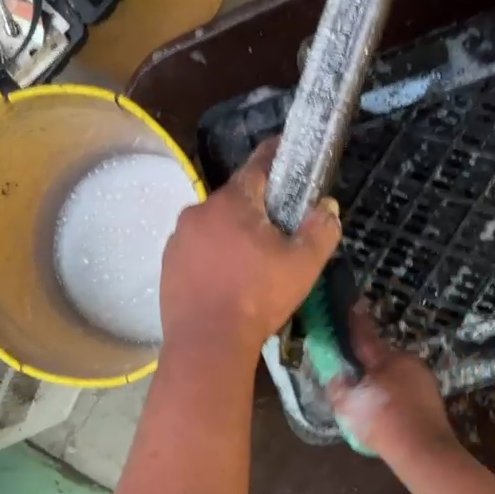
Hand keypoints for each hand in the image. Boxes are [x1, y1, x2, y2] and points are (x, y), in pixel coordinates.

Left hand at [160, 139, 340, 361]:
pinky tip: (226, 280)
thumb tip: (327, 208)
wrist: (206, 343)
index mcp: (232, 201)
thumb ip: (320, 230)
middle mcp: (198, 211)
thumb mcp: (303, 265)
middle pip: (235, 199)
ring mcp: (178, 239)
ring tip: (252, 262)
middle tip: (279, 230)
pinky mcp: (167, 265)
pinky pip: (197, 251)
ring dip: (232, 235)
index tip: (290, 149)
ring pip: (213, 226)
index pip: (259, 165)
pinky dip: (213, 257)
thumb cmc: (257, 298)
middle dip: (257, 208)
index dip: (277, 155)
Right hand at [330, 306, 457, 459]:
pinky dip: (394, 393)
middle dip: (367, 362)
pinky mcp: (432, 396)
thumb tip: (337, 377)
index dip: (354, 321)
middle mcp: (407, 361)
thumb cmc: (383, 423)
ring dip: (381, 380)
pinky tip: (386, 410)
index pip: (364, 335)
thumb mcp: (348, 406)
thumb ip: (337, 387)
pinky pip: (406, 388)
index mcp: (386, 358)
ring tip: (368, 399)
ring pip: (394, 372)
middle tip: (352, 375)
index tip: (351, 304)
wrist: (424, 451)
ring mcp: (423, 378)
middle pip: (380, 356)